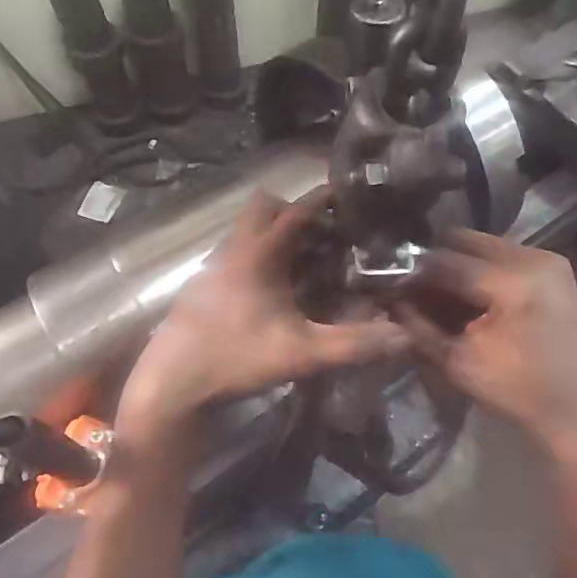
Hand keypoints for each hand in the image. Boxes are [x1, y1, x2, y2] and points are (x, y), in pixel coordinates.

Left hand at [117, 190, 408, 449]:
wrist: (172, 382)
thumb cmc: (237, 358)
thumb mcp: (302, 353)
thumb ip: (354, 344)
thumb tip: (403, 337)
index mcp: (259, 254)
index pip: (296, 211)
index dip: (323, 200)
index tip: (347, 196)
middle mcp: (234, 249)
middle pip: (263, 206)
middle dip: (293, 211)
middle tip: (323, 236)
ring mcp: (213, 264)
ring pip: (246, 229)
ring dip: (273, 233)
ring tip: (304, 261)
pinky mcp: (202, 283)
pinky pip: (235, 250)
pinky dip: (257, 254)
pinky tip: (272, 289)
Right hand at [396, 229, 576, 458]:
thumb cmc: (521, 393)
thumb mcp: (459, 362)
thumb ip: (419, 326)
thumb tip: (390, 301)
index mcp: (512, 280)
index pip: (444, 261)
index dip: (411, 272)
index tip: (388, 285)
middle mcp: (532, 256)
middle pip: (464, 241)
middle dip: (434, 262)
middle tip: (412, 289)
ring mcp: (547, 259)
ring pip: (482, 246)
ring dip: (456, 265)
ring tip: (436, 295)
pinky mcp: (554, 270)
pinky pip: (502, 257)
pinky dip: (479, 272)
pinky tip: (466, 298)